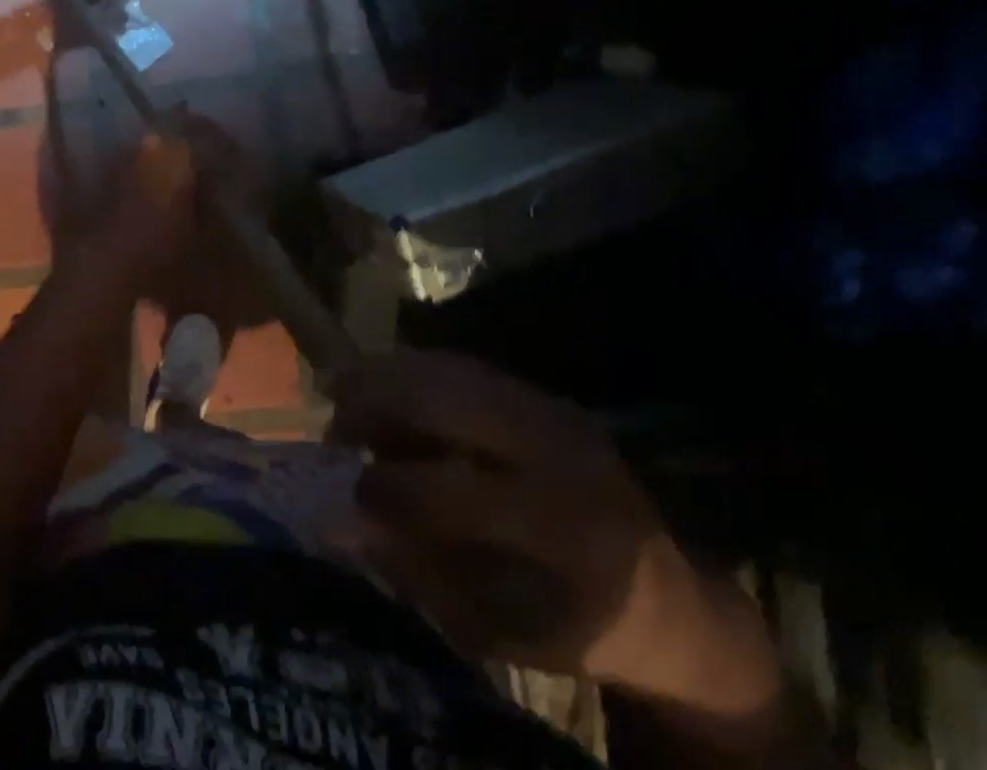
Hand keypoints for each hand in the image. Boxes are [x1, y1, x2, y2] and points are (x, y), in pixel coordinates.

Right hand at [331, 350, 782, 712]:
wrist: (665, 601)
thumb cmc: (568, 628)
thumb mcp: (490, 628)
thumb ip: (415, 570)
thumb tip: (339, 519)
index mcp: (558, 529)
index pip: (446, 489)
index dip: (380, 491)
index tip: (346, 501)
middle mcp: (561, 455)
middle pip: (443, 401)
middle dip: (371, 407)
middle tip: (331, 432)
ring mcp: (556, 415)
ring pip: (446, 371)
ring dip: (383, 382)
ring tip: (346, 408)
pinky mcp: (546, 399)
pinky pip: (460, 368)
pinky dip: (409, 375)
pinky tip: (382, 397)